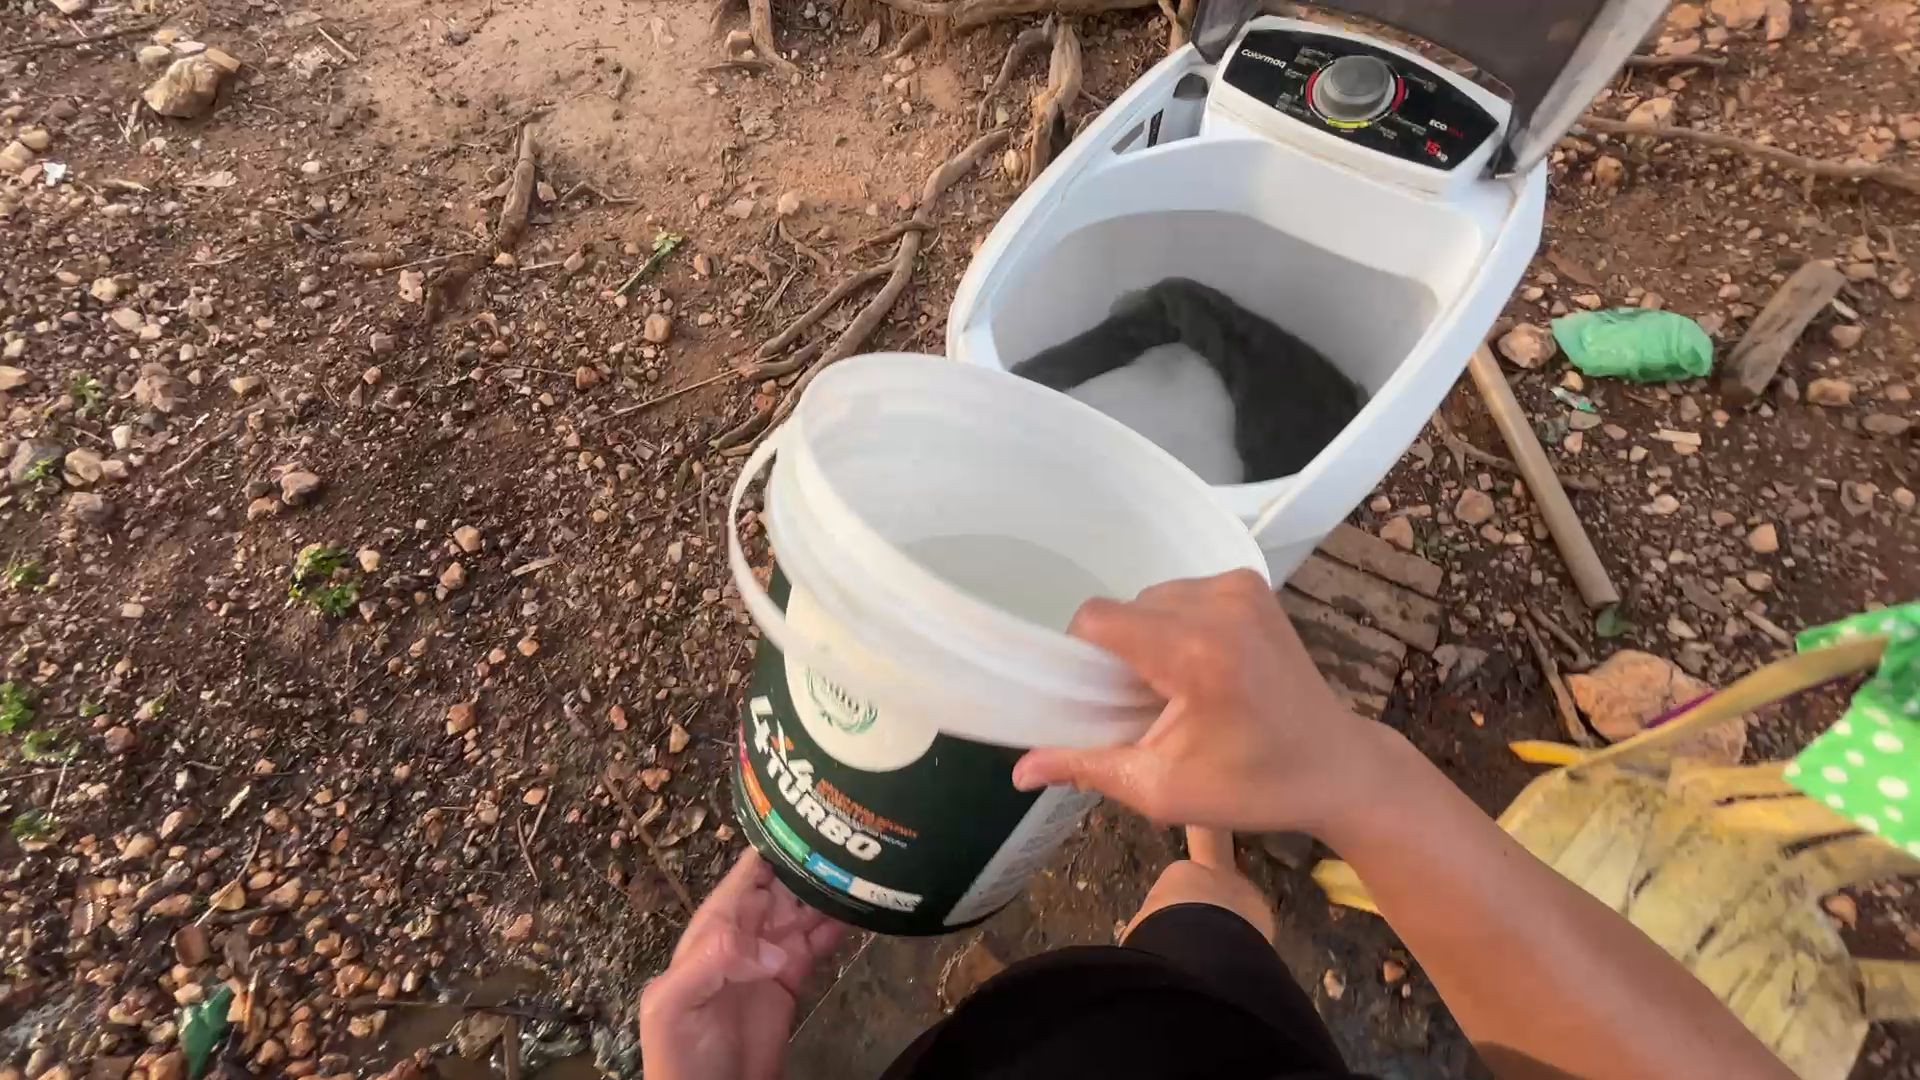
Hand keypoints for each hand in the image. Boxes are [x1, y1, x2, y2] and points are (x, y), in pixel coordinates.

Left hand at [639, 850, 849, 1079]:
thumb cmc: (680, 1055)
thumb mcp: (674, 1004)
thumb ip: (711, 960)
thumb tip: (771, 950)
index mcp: (717, 924)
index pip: (750, 870)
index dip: (779, 845)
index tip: (815, 821)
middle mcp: (749, 929)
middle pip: (787, 881)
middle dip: (815, 860)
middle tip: (853, 841)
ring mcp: (774, 952)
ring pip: (809, 905)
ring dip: (833, 887)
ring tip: (866, 867)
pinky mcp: (796, 975)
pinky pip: (823, 938)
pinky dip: (842, 920)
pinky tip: (864, 904)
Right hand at [1012, 570, 1395, 836]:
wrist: (1337, 765)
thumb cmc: (1252, 785)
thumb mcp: (1162, 789)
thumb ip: (1086, 768)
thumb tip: (1019, 772)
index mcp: (1196, 653)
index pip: (1098, 620)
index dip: (1083, 654)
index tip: (1100, 692)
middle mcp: (1218, 605)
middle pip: (1123, 610)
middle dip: (1119, 652)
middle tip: (1143, 699)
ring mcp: (1238, 588)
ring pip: (1149, 598)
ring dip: (1146, 636)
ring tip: (1176, 682)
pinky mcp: (1250, 584)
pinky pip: (1180, 592)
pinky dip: (1175, 622)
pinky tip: (1200, 661)